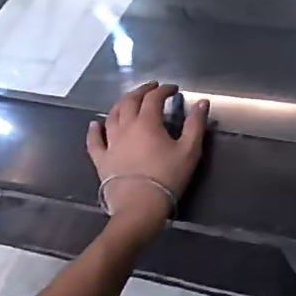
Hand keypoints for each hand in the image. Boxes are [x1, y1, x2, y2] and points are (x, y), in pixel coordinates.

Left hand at [86, 81, 209, 228]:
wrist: (140, 207)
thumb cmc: (167, 178)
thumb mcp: (189, 151)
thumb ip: (195, 124)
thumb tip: (201, 102)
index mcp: (147, 122)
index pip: (154, 98)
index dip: (164, 90)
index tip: (173, 89)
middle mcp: (125, 127)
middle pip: (130, 101)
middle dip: (141, 91)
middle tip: (151, 88)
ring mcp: (110, 143)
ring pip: (112, 116)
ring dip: (121, 104)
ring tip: (128, 101)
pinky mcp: (101, 159)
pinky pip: (94, 141)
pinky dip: (94, 130)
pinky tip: (94, 124)